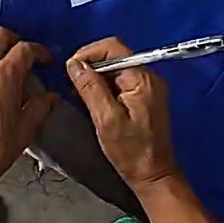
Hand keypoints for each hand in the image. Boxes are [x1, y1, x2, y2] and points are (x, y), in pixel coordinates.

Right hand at [66, 37, 180, 191]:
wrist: (154, 175)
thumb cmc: (131, 152)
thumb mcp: (106, 119)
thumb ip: (91, 88)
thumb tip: (74, 64)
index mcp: (143, 79)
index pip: (114, 47)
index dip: (88, 53)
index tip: (69, 69)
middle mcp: (150, 77)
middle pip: (116, 56)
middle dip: (91, 66)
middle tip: (71, 84)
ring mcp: (150, 87)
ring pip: (117, 69)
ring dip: (97, 77)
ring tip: (79, 93)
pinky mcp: (146, 97)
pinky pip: (122, 82)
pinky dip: (106, 87)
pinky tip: (94, 100)